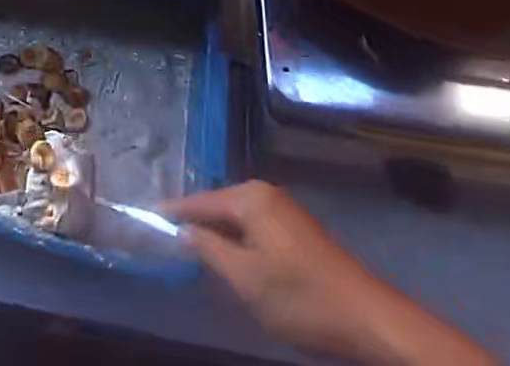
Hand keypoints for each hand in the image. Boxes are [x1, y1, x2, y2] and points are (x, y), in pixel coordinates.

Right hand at [166, 181, 497, 365]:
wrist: (363, 315)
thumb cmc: (299, 297)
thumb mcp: (245, 279)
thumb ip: (210, 250)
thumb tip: (184, 230)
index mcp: (252, 198)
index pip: (201, 201)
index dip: (174, 211)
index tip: (146, 215)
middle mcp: (266, 194)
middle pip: (219, 204)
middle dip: (192, 218)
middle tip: (161, 232)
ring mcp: (284, 210)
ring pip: (236, 216)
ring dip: (214, 230)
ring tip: (185, 244)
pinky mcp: (295, 229)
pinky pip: (252, 225)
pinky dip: (234, 237)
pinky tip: (225, 254)